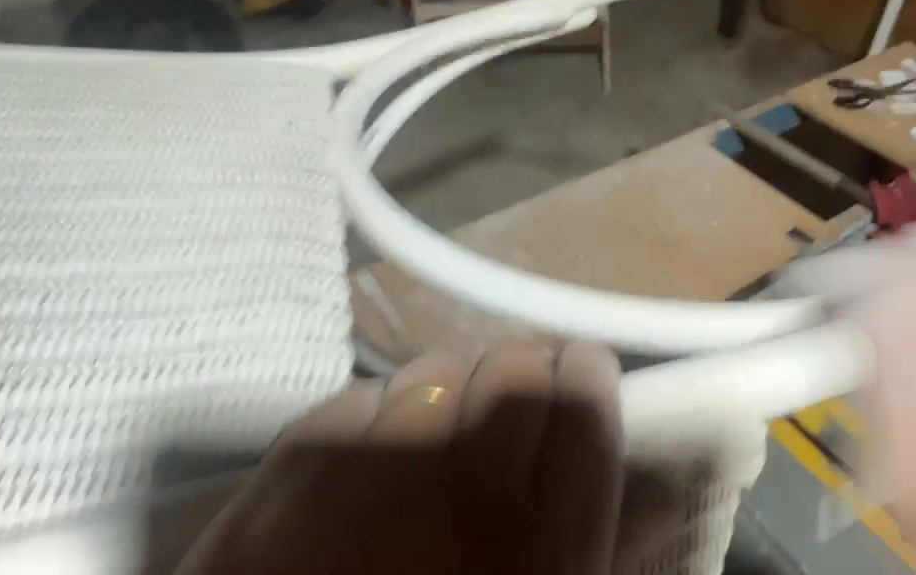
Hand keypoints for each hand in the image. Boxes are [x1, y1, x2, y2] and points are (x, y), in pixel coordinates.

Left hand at [179, 342, 622, 574]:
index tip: (575, 377)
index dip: (584, 374)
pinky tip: (364, 463)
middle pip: (515, 367)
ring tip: (429, 440)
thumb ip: (578, 534)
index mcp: (543, 548)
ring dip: (445, 395)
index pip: (584, 398)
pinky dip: (370, 418)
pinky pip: (358, 397)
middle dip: (518, 376)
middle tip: (503, 411)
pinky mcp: (290, 471)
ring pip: (436, 369)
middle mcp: (466, 496)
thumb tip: (626, 473)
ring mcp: (371, 474)